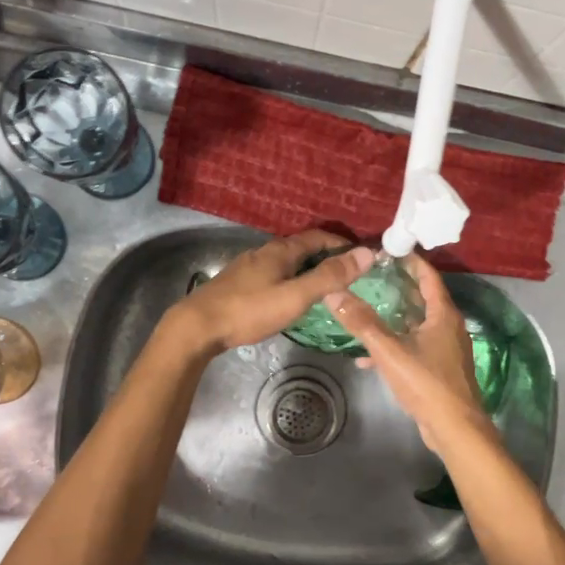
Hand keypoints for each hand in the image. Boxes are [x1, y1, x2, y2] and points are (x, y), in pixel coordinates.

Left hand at [165, 230, 372, 354]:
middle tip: (347, 275)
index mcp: (280, 251)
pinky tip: (290, 299)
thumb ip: (330, 277)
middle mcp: (264, 252)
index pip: (318, 237)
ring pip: (285, 263)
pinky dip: (289, 281)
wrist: (197, 327)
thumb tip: (367, 253)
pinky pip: (272, 276)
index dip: (341, 244)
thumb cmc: (249, 311)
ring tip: (323, 288)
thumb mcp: (296, 296)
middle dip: (325, 257)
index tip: (361, 257)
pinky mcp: (237, 285)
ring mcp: (247, 268)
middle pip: (301, 248)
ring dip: (306, 270)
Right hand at [325, 253, 492, 451]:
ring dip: (393, 318)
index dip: (409, 261)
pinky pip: (414, 347)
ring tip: (365, 310)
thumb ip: (362, 322)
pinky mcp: (439, 368)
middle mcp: (448, 326)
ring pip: (416, 324)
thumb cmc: (426, 383)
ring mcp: (445, 348)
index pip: (427, 276)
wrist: (454, 427)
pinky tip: (368, 358)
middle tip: (371, 277)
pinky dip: (394, 346)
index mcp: (442, 314)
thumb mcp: (389, 350)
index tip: (387, 251)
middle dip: (398, 287)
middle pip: (422, 298)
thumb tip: (333, 294)